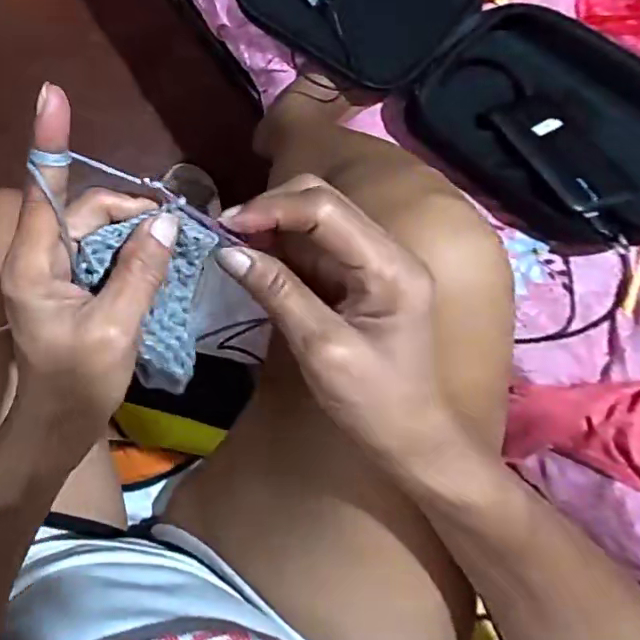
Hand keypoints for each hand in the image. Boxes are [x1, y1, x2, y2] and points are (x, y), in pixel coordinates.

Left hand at [2, 84, 175, 451]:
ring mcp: (46, 269)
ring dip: (127, 228)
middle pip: (80, 208)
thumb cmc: (78, 385)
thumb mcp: (117, 329)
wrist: (53, 428)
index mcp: (33, 264)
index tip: (49, 92)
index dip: (48, 139)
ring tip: (166, 242)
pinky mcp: (61, 282)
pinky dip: (122, 247)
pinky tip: (148, 257)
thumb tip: (166, 224)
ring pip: (90, 227)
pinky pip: (94, 248)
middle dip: (125, 209)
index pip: (41, 189)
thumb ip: (140, 271)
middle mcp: (34, 256)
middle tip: (172, 226)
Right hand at [214, 175, 460, 468]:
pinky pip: (307, 241)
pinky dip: (274, 241)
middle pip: (319, 199)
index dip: (271, 208)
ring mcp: (369, 259)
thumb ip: (278, 293)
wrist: (414, 440)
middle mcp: (384, 250)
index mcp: (390, 266)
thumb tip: (227, 252)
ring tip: (231, 243)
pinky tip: (251, 256)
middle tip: (225, 233)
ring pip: (311, 214)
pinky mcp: (351, 273)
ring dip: (268, 222)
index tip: (225, 225)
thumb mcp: (322, 349)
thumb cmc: (376, 403)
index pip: (324, 210)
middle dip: (268, 208)